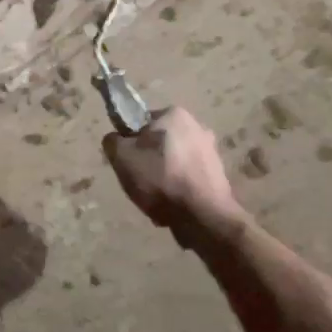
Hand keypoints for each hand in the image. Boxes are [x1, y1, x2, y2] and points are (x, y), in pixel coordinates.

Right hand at [103, 107, 242, 232]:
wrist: (203, 216)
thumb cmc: (160, 178)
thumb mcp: (121, 156)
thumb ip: (112, 141)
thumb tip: (117, 140)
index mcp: (175, 114)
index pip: (143, 124)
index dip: (132, 144)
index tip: (130, 162)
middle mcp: (198, 127)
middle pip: (160, 144)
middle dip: (150, 163)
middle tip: (141, 182)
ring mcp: (212, 153)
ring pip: (174, 164)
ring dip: (164, 179)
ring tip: (157, 200)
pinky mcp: (219, 177)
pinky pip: (189, 181)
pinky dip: (180, 192)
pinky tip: (173, 208)